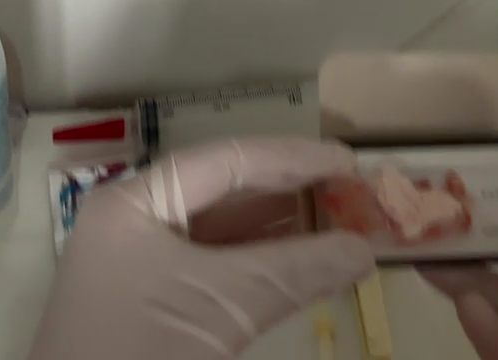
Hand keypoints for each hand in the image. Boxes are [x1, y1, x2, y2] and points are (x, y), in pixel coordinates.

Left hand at [28, 137, 375, 358]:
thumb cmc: (143, 358)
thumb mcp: (220, 308)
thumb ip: (293, 272)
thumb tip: (363, 250)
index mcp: (135, 201)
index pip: (224, 160)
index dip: (291, 157)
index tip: (347, 161)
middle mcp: (134, 219)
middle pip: (221, 187)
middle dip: (286, 187)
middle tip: (347, 187)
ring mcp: (139, 263)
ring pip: (218, 228)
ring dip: (278, 224)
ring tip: (335, 215)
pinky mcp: (152, 304)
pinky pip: (212, 265)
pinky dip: (257, 261)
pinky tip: (299, 258)